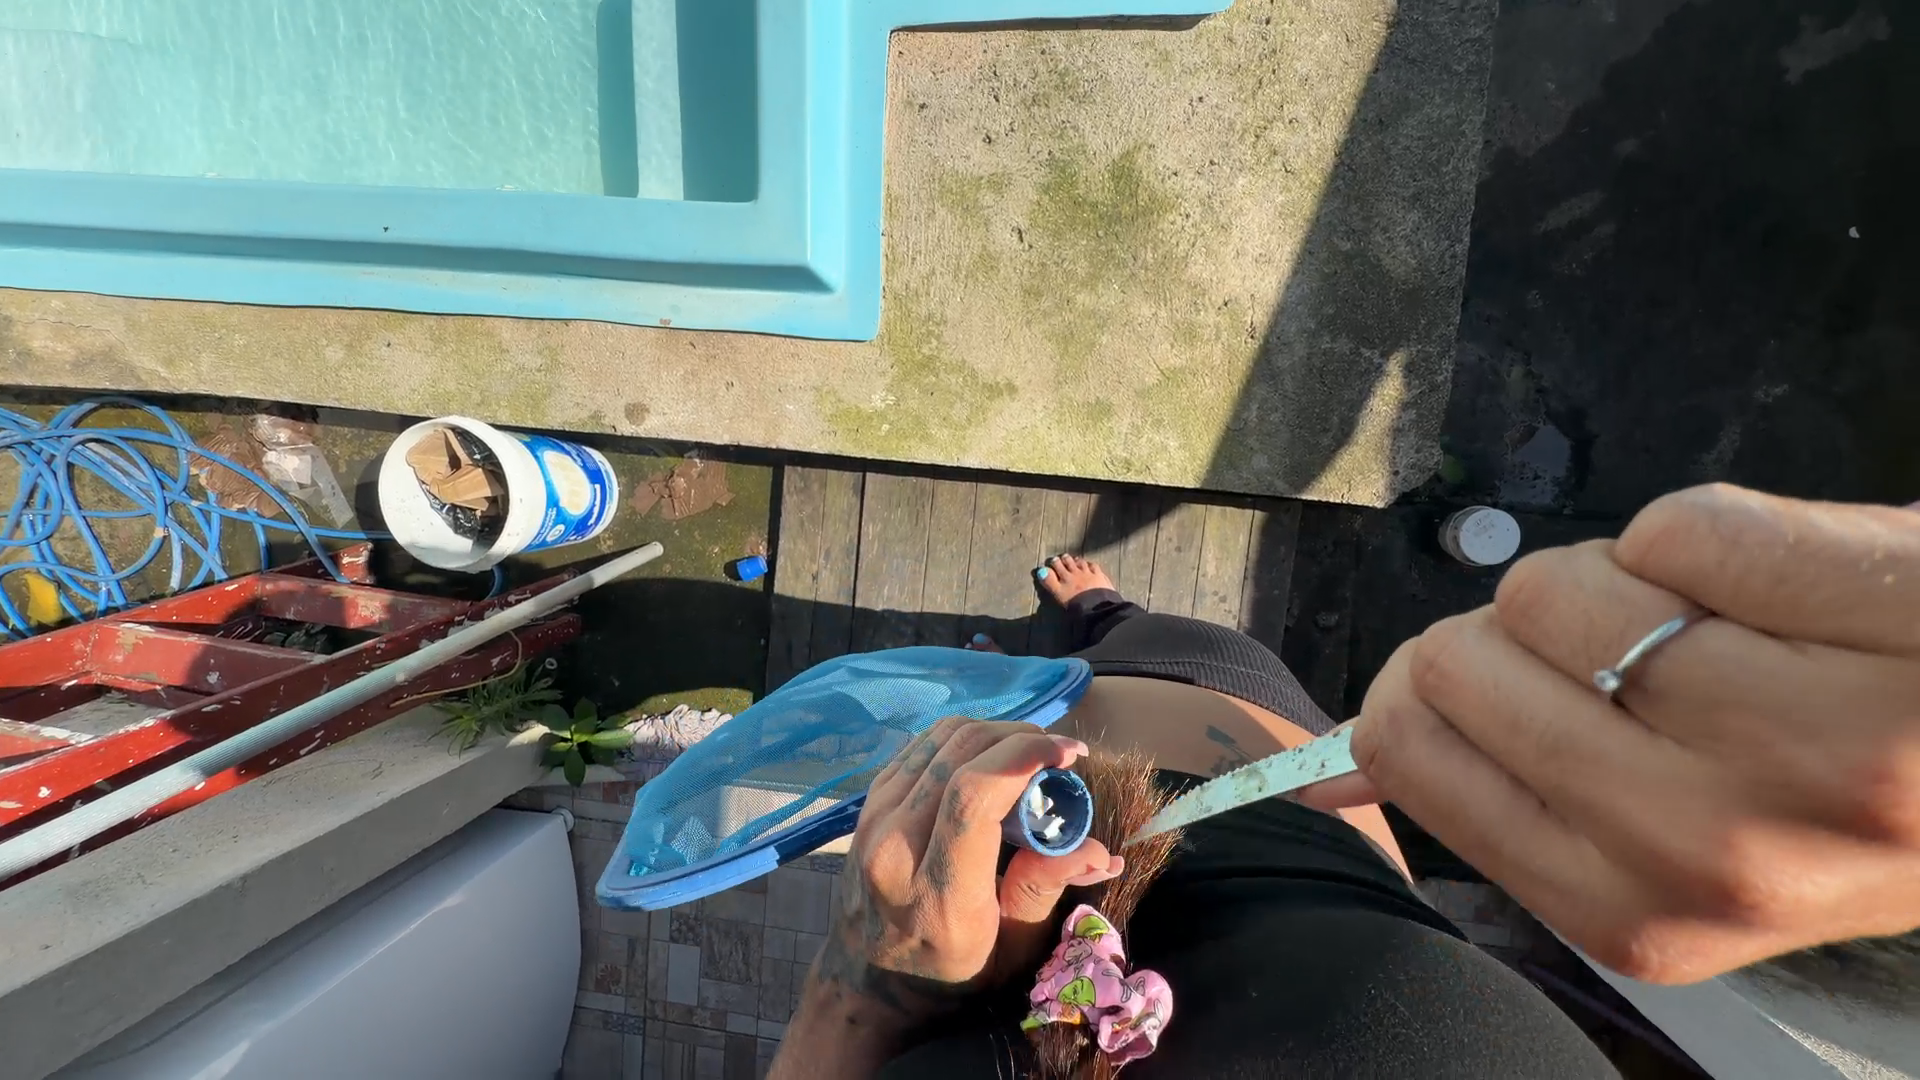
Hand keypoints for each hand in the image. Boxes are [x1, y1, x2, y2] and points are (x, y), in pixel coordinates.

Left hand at [805, 719, 1120, 1028]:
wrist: (869, 976)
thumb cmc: (953, 970)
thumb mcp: (1010, 949)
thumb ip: (1045, 888)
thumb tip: (1098, 849)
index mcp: (936, 896)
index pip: (972, 797)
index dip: (1023, 756)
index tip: (1068, 752)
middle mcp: (894, 849)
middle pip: (959, 755)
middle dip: (1019, 737)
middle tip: (1058, 750)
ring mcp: (873, 819)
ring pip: (940, 740)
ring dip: (993, 731)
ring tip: (1029, 748)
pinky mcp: (867, 802)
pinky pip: (921, 745)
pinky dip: (963, 738)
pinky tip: (990, 753)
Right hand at [1301, 485, 1919, 982]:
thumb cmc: (1798, 781)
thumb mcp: (1626, 822)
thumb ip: (1475, 786)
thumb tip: (1320, 772)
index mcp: (1622, 907)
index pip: (1399, 742)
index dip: (1433, 684)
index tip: (1516, 684)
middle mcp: (1705, 854)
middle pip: (1453, 656)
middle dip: (1519, 638)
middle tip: (1634, 666)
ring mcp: (1815, 750)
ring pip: (1548, 588)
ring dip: (1613, 581)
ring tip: (1725, 629)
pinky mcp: (1902, 627)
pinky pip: (1673, 531)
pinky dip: (1710, 533)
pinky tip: (1795, 590)